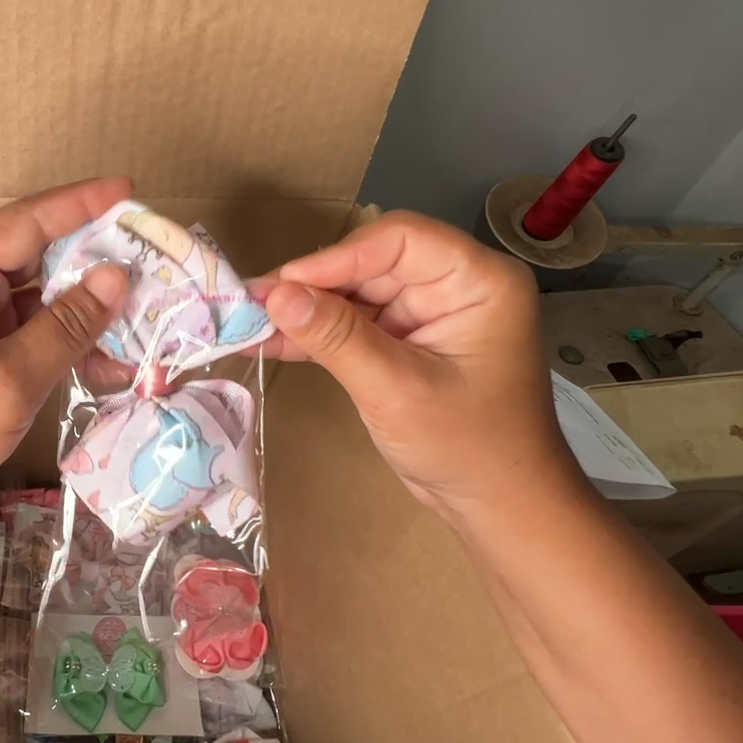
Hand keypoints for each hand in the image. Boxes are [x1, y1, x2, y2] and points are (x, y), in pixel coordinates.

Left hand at [0, 177, 131, 562]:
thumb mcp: (7, 379)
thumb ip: (65, 328)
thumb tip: (116, 278)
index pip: (24, 224)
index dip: (78, 203)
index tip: (128, 190)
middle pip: (34, 261)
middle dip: (92, 260)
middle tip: (149, 259)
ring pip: (38, 305)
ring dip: (86, 312)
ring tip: (143, 318)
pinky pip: (31, 343)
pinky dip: (67, 350)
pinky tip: (108, 367)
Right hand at [254, 210, 585, 524]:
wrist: (495, 502)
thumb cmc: (465, 446)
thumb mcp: (396, 390)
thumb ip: (336, 338)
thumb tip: (275, 295)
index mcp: (475, 281)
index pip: (399, 240)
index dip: (336, 257)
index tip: (282, 286)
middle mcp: (451, 285)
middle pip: (369, 264)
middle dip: (310, 286)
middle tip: (250, 304)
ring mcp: (424, 314)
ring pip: (352, 294)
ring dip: (303, 311)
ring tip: (247, 323)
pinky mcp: (402, 341)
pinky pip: (351, 325)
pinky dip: (313, 335)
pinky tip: (267, 341)